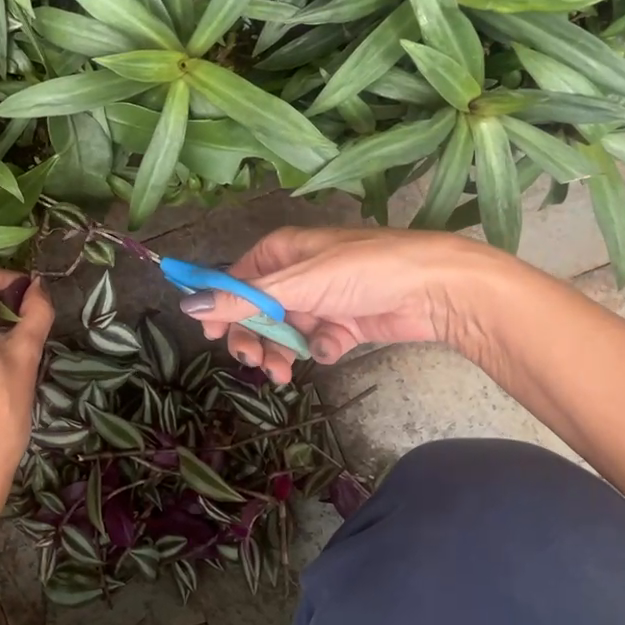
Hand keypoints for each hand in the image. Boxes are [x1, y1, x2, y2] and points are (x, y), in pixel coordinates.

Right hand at [180, 227, 527, 382]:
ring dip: (282, 351)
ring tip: (285, 374)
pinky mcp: (349, 321)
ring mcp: (325, 298)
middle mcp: (299, 272)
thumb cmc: (360, 272)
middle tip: (253, 363)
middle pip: (258, 309)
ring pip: (287, 330)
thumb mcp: (294, 286)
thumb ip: (241, 300)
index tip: (210, 336)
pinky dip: (322, 347)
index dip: (221, 306)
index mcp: (282, 251)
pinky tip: (334, 347)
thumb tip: (187, 308)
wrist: (437, 289)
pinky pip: (320, 339)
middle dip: (253, 337)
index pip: (237, 279)